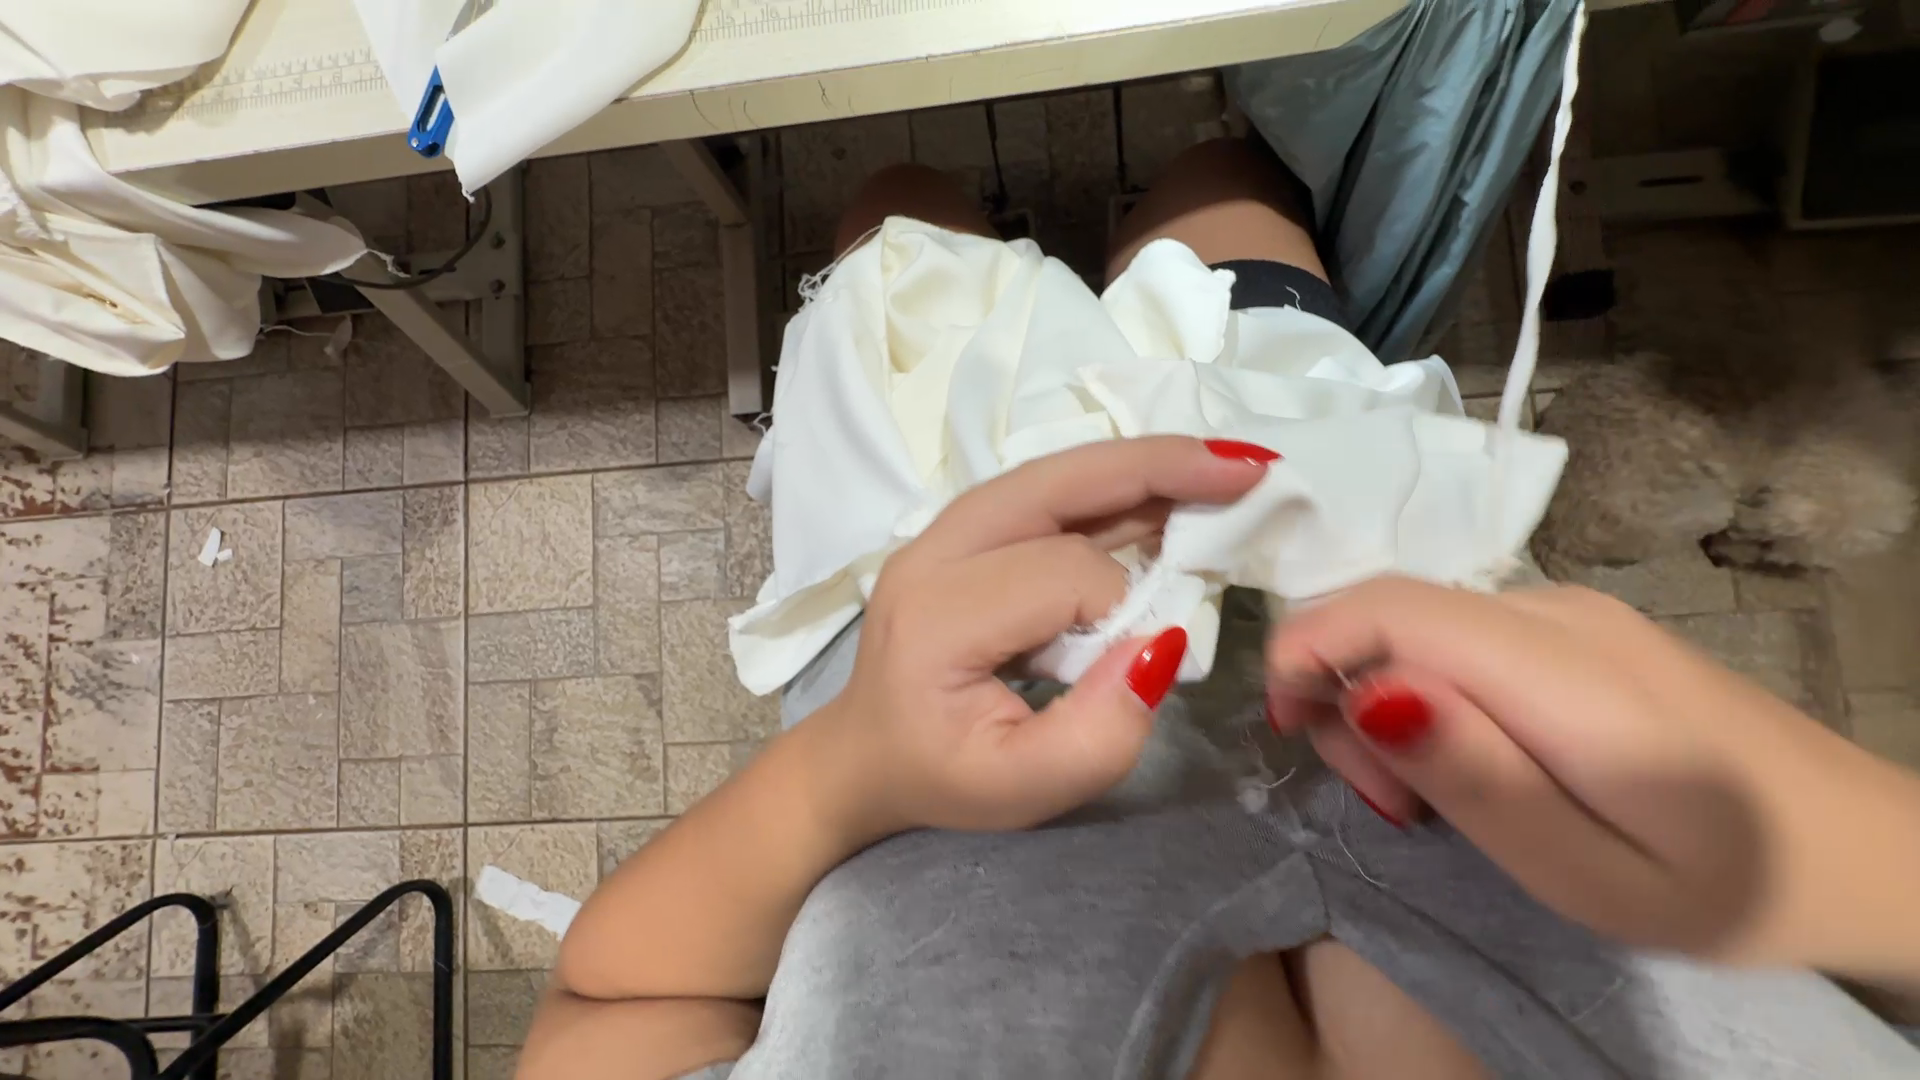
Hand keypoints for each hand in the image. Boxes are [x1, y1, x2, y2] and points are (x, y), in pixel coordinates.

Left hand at [810, 436, 1275, 835]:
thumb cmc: (939, 778)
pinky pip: (1043, 491)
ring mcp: (939, 532)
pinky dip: (1109, 486)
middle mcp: (932, 552)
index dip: (1123, 604)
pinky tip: (1162, 491)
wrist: (864, 755)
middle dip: (1156, 467)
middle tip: (1246, 471)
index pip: (1062, 574)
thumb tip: (1165, 641)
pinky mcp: (958, 531)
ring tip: (1218, 471)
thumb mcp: (1024, 788)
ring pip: (1050, 473)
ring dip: (1138, 465)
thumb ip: (1102, 731)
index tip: (1145, 650)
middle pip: (1054, 482)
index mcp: (940, 616)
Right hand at [1266, 577, 1919, 977]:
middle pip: (1388, 611)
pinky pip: (1450, 633)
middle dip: (1341, 690)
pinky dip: (1418, 687)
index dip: (1307, 645)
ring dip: (1378, 696)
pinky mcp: (1567, 625)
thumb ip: (1476, 776)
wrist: (1875, 856)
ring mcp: (1564, 608)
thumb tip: (1367, 689)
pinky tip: (1458, 752)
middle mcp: (1553, 608)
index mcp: (1562, 666)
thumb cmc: (1728, 888)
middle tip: (1383, 799)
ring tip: (1424, 792)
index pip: (1390, 606)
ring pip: (1412, 621)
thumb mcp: (1589, 874)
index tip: (1283, 722)